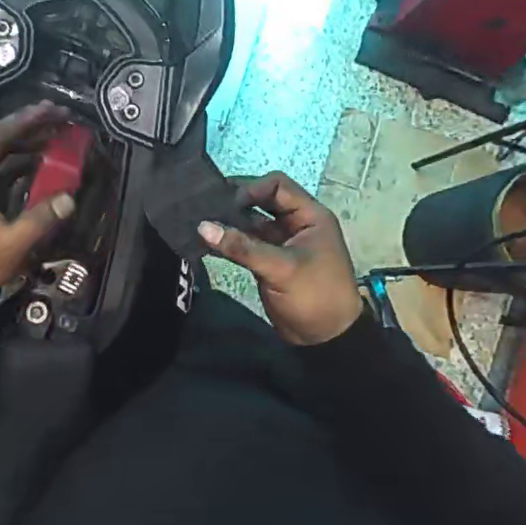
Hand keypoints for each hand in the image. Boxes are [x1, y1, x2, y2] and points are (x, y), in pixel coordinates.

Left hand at [0, 101, 76, 289]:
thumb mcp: (10, 244)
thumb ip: (39, 221)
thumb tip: (69, 198)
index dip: (22, 124)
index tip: (48, 112)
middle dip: (28, 124)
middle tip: (59, 114)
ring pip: (1, 150)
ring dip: (28, 138)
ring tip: (57, 129)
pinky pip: (5, 166)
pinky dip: (26, 157)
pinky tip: (46, 155)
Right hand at [198, 172, 362, 344]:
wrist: (326, 339)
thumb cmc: (314, 295)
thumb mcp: (281, 269)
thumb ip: (242, 247)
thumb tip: (202, 226)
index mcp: (310, 216)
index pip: (277, 185)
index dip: (251, 189)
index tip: (228, 206)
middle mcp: (295, 223)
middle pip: (261, 201)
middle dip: (235, 203)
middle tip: (205, 207)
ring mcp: (281, 242)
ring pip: (250, 223)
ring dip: (229, 224)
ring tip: (199, 224)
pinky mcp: (268, 261)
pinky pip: (246, 244)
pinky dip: (229, 242)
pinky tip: (205, 243)